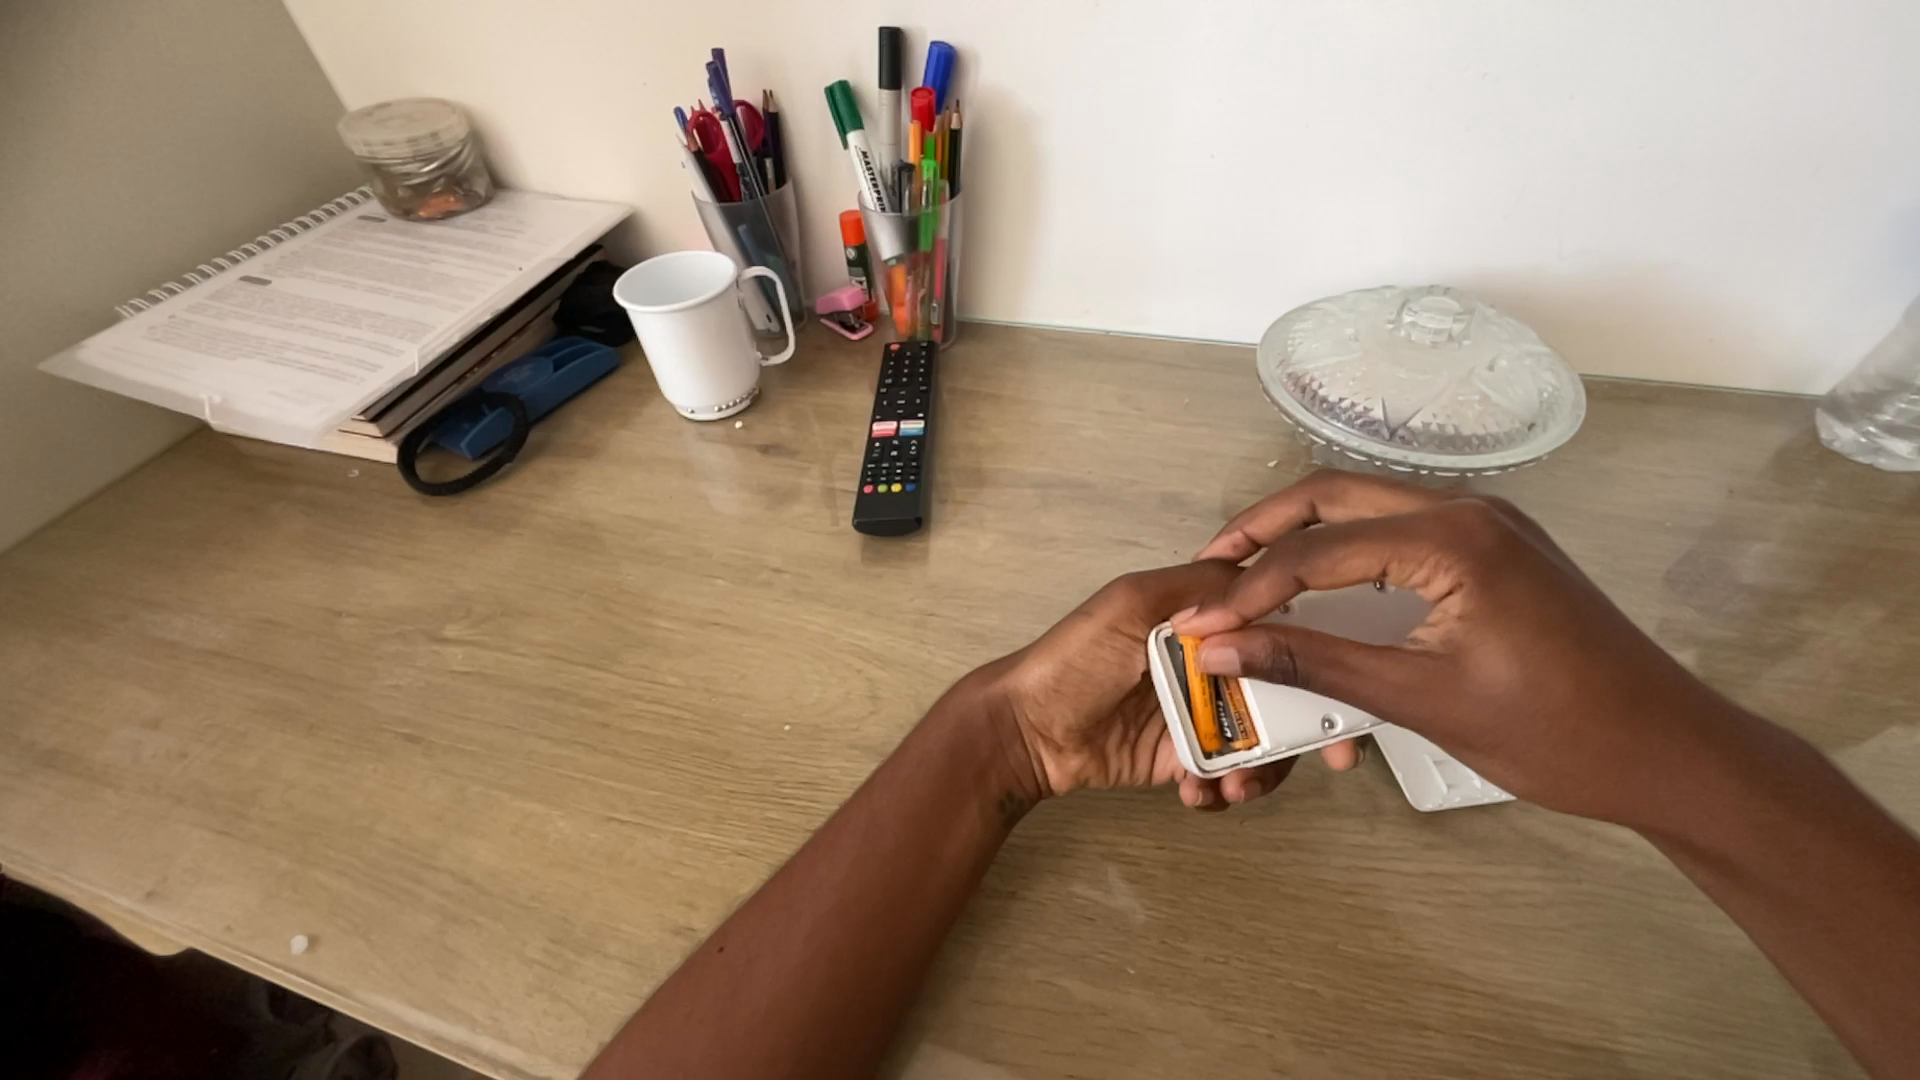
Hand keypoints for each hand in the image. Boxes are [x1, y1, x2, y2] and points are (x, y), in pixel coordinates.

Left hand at [974, 562, 1315, 810]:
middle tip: (1333, 757)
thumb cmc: (1075, 659)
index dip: (1315, 648)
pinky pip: (1227, 775)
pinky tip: (1197, 792)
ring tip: (1234, 785)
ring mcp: (1199, 714)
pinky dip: (1223, 788)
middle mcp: (1208, 665)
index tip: (1347, 679)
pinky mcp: (1184, 758)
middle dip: (1311, 725)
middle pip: (1283, 690)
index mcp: (1198, 620)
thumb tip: (1267, 579)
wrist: (1029, 731)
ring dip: (1264, 767)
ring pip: (1264, 740)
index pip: (1272, 625)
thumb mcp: (1129, 604)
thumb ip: (1195, 588)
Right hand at [1172, 470, 1755, 827]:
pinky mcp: (1487, 545)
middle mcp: (1464, 509)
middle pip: (1329, 495)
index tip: (1197, 623)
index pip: (1316, 552)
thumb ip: (1310, 663)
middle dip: (1258, 530)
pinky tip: (1310, 579)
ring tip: (1242, 570)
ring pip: (1358, 504)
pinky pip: (1389, 528)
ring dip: (1295, 533)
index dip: (1248, 590)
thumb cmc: (1554, 734)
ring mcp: (1481, 521)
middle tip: (1208, 569)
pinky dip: (1336, 548)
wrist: (1676, 755)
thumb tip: (1219, 648)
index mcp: (1452, 539)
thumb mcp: (1418, 700)